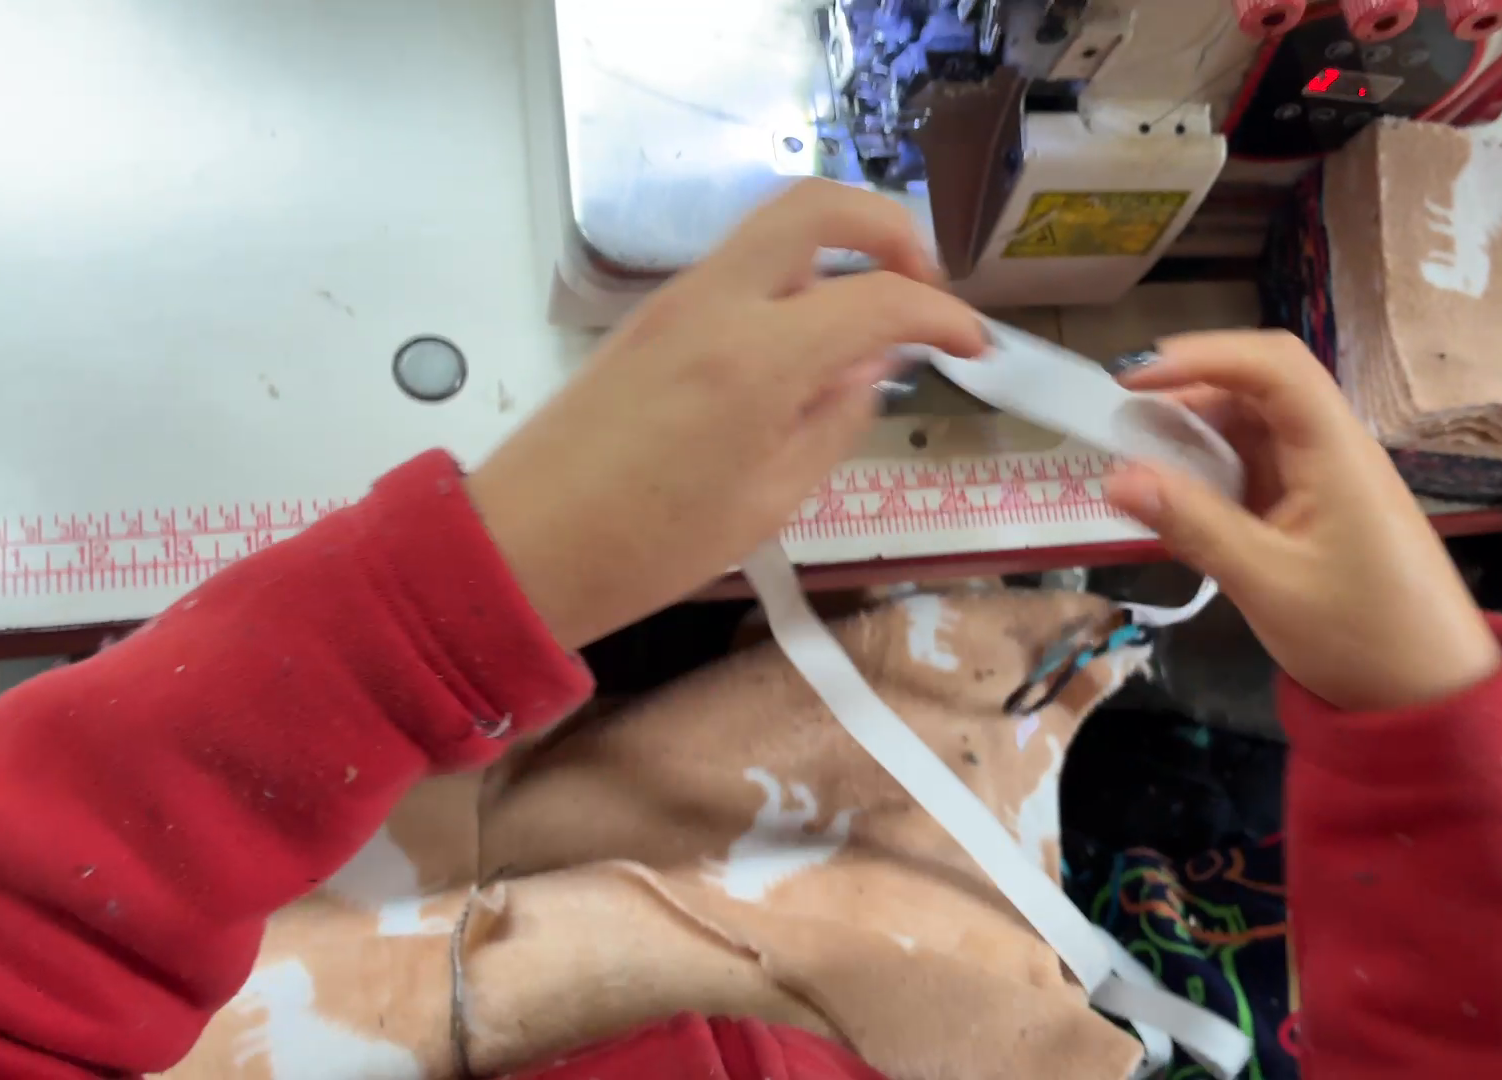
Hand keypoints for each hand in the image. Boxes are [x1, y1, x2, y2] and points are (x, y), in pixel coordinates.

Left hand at [467, 180, 987, 648]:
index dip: (943, 317)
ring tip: (868, 325)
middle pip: (817, 205)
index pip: (878, 301)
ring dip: (837, 254)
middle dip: (889, 229)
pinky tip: (802, 348)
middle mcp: (716, 302)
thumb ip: (834, 420)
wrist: (527, 547)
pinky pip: (739, 270)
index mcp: (757, 359)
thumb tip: (873, 365)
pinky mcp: (651, 315)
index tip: (974, 345)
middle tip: (921, 289)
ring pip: (775, 230)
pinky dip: (791, 284)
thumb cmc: (653, 549)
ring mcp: (675, 300)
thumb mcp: (770, 502)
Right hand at [1104, 330, 1501, 710]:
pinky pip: (1241, 472)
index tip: (1131, 379)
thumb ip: (1191, 524)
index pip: (1273, 368)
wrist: (1425, 693)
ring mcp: (1313, 479)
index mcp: (1334, 452)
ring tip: (1132, 464)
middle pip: (1251, 393)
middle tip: (1117, 428)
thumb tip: (1114, 478)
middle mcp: (1325, 450)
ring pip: (1241, 432)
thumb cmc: (1361, 635)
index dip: (1201, 357)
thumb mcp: (1265, 580)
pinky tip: (1168, 502)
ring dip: (1185, 440)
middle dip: (1181, 398)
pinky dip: (1198, 477)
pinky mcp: (1300, 508)